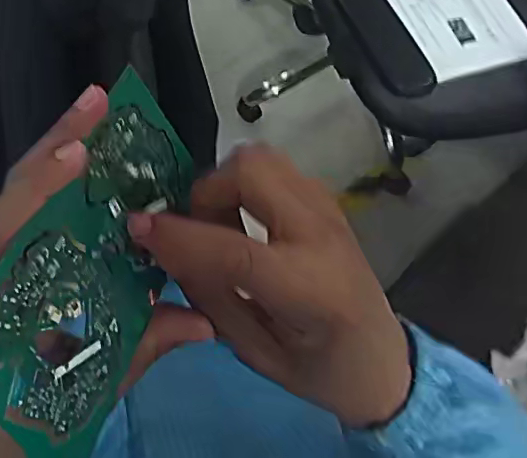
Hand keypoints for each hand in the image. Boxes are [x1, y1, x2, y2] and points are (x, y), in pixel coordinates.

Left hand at [0, 85, 214, 456]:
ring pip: (29, 182)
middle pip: (21, 184)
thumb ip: (139, 345)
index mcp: (6, 286)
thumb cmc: (31, 399)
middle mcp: (4, 253)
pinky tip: (90, 146)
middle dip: (57, 139)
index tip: (78, 154)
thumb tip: (203, 318)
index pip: (12, 224)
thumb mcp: (86, 382)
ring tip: (97, 107)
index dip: (43, 186)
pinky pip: (42, 197)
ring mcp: (11, 243)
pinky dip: (63, 168)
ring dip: (61, 141)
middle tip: (98, 101)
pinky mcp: (24, 241)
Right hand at [128, 144, 411, 428]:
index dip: (180, 235)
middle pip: (250, 172)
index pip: (237, 250)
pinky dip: (242, 183)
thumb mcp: (257, 353)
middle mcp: (324, 237)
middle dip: (207, 192)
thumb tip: (158, 244)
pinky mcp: (322, 198)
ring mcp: (327, 209)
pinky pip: (269, 165)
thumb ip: (207, 294)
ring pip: (258, 157)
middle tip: (197, 228)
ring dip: (224, 182)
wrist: (386, 364)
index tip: (139, 226)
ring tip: (220, 223)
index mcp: (315, 292)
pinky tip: (242, 219)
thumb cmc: (321, 369)